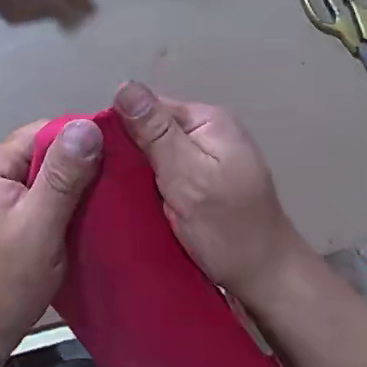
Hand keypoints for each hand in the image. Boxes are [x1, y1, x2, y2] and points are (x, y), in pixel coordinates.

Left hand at [0, 118, 102, 347]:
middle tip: (119, 181)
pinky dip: (66, 202)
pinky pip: (43, 194)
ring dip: (76, 186)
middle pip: (46, 151)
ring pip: (48, 173)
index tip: (119, 156)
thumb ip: (64, 176)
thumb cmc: (7, 280)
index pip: (44, 133)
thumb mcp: (40, 225)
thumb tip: (90, 125)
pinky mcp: (8, 213)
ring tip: (109, 197)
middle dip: (80, 165)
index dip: (81, 142)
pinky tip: (88, 214)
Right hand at [114, 81, 308, 305]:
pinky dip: (146, 187)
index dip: (122, 131)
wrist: (265, 280)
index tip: (101, 159)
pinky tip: (131, 201)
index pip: (147, 108)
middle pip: (149, 131)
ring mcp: (203, 160)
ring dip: (134, 173)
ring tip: (112, 192)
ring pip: (151, 155)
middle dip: (127, 154)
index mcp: (207, 120)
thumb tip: (125, 85)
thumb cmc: (227, 228)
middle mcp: (206, 133)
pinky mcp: (198, 184)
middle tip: (104, 181)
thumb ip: (155, 132)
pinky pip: (160, 175)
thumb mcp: (186, 174)